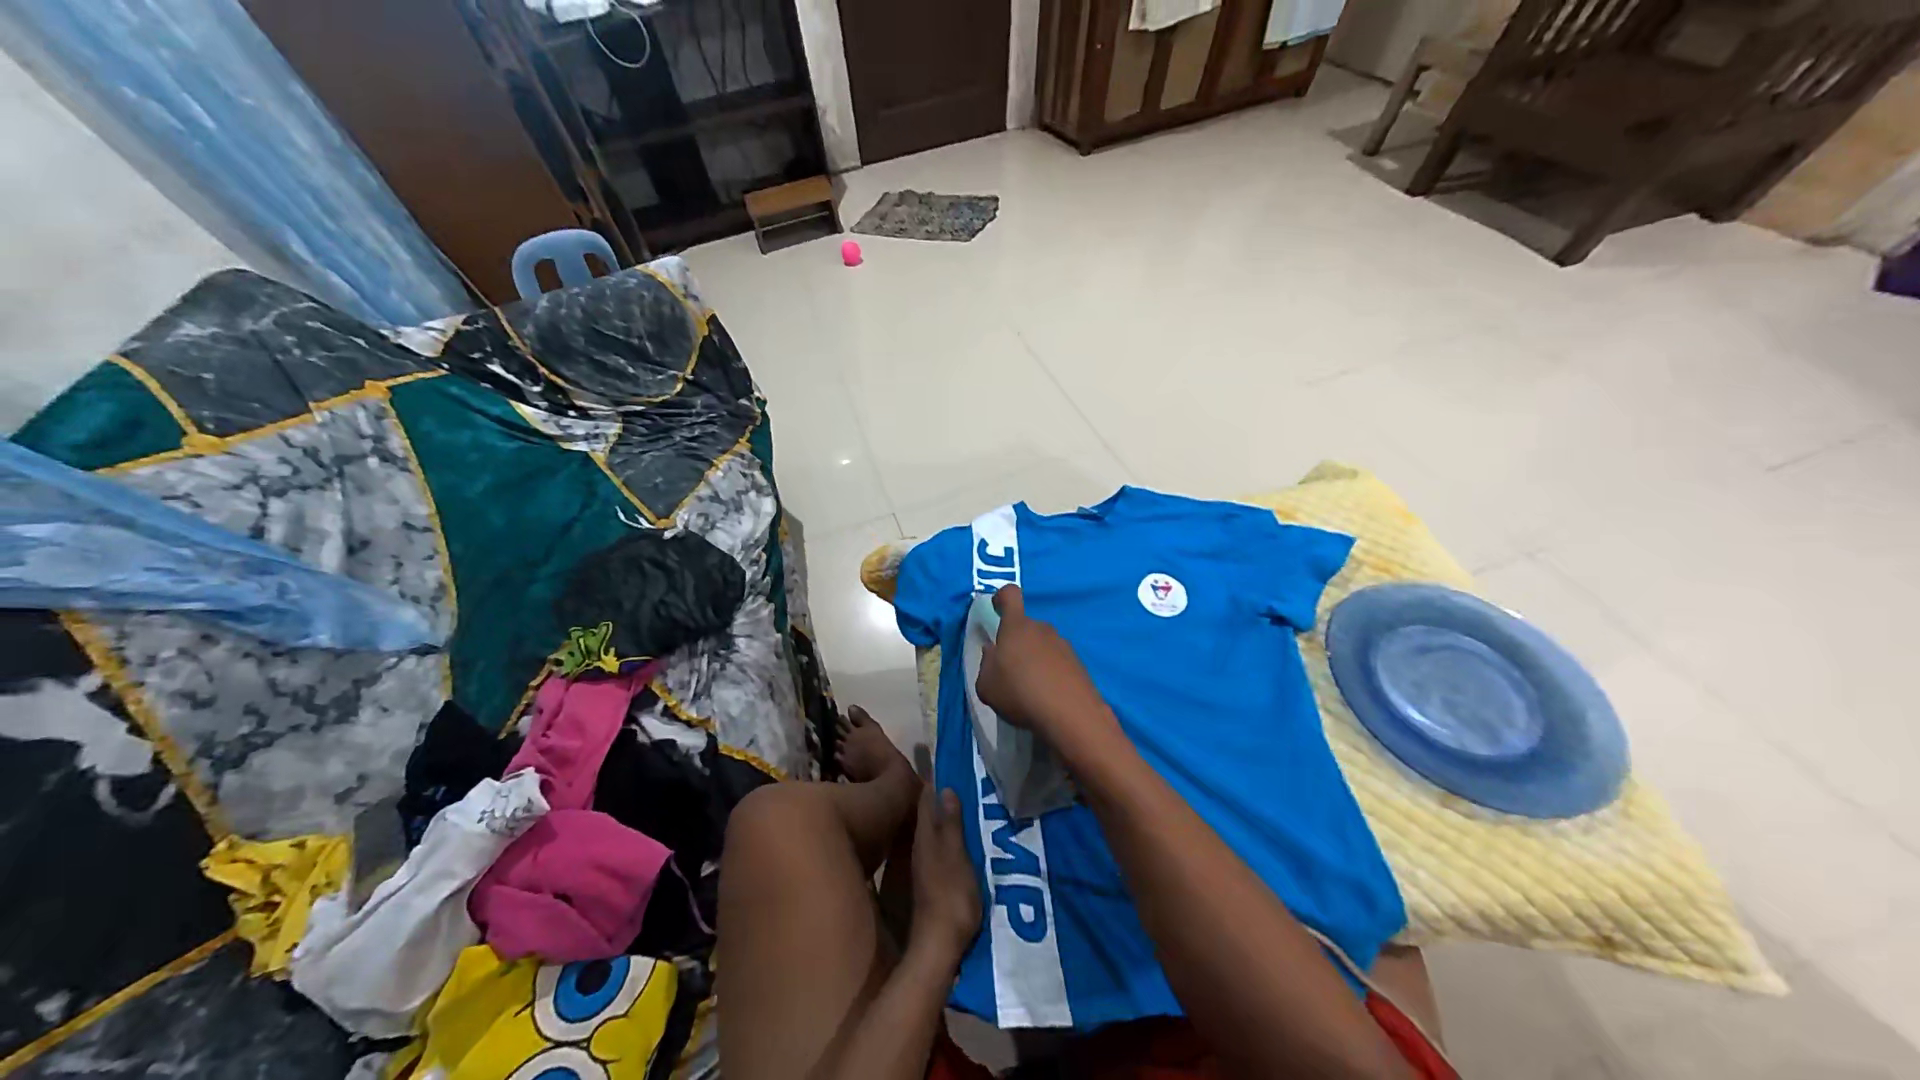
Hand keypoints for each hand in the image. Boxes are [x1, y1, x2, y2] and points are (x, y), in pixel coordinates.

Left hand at [910, 785, 982, 958]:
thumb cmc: (951, 895)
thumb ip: (950, 825)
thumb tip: (944, 789)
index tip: (947, 768)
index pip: (924, 801)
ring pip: (932, 833)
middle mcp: (918, 848)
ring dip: (945, 821)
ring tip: (967, 810)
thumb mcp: (957, 856)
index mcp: (924, 838)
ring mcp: (923, 868)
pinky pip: (939, 851)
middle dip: (941, 801)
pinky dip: (948, 841)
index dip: (934, 784)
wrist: (940, 944)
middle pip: (927, 816)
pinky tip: (962, 843)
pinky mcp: (931, 883)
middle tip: (962, 785)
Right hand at [975, 586, 1119, 751]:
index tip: (997, 609)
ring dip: (1034, 659)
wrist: (1070, 715)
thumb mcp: (986, 685)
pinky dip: (1051, 673)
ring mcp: (1063, 645)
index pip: (1010, 595)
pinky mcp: (1079, 664)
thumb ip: (986, 664)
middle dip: (1017, 642)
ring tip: (1029, 688)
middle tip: (1009, 669)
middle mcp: (1042, 629)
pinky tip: (1047, 695)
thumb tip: (993, 652)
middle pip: (1026, 626)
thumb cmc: (1019, 693)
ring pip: (1042, 644)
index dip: (1002, 598)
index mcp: (1016, 627)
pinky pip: (1058, 661)